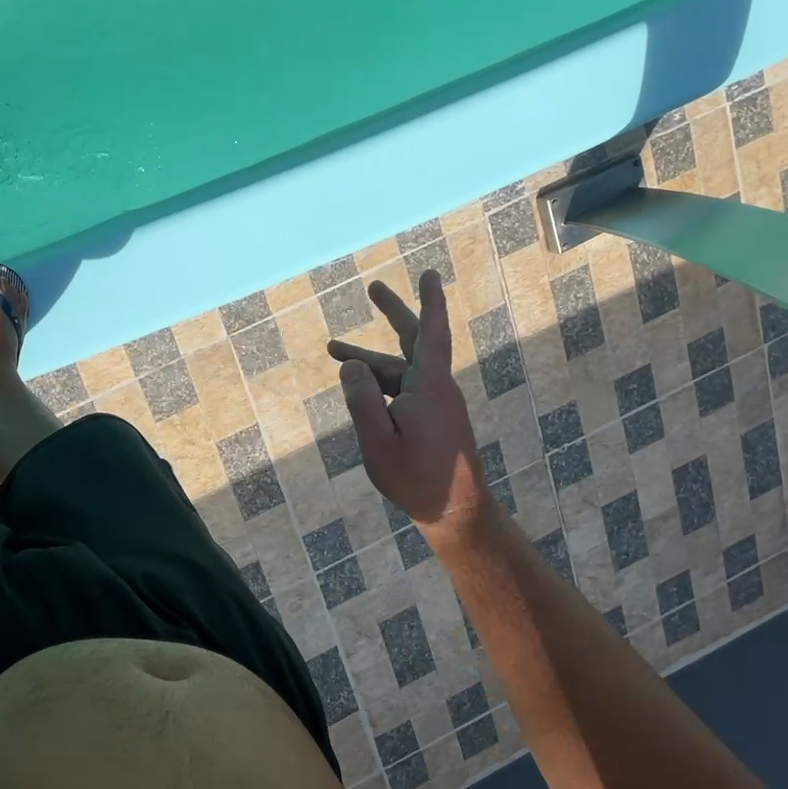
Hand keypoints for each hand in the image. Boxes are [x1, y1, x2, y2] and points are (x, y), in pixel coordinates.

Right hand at [326, 271, 488, 537]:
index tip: (429, 274)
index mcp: (429, 387)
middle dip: (394, 312)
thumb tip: (350, 365)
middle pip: (414, 340)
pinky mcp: (432, 418)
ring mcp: (436, 404)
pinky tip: (358, 389)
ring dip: (368, 359)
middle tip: (373, 287)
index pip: (431, 334)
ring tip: (331, 350)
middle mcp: (436, 388)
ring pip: (400, 368)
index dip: (430, 302)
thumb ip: (361, 401)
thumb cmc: (417, 480)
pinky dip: (378, 381)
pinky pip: (402, 388)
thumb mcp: (379, 442)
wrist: (456, 514)